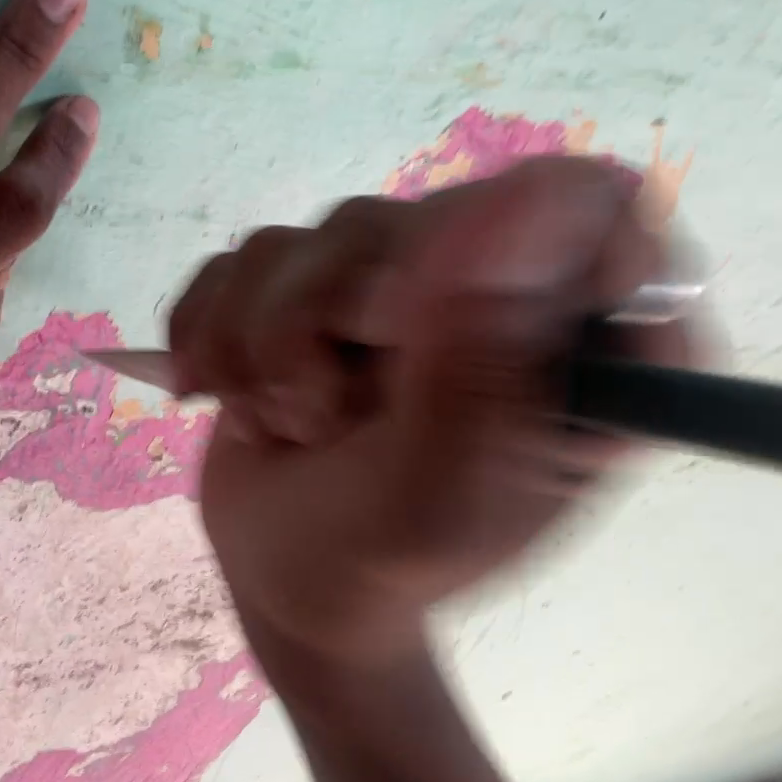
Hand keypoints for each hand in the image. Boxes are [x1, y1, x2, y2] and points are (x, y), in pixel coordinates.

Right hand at [170, 158, 692, 657]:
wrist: (288, 579)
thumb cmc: (383, 557)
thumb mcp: (440, 491)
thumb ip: (475, 362)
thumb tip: (514, 202)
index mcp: (566, 335)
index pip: (580, 202)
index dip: (488, 246)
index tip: (415, 333)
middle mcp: (470, 288)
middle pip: (387, 222)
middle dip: (317, 329)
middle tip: (320, 419)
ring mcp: (368, 286)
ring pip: (286, 245)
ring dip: (252, 351)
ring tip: (276, 426)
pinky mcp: (283, 294)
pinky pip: (224, 266)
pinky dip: (201, 336)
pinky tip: (214, 393)